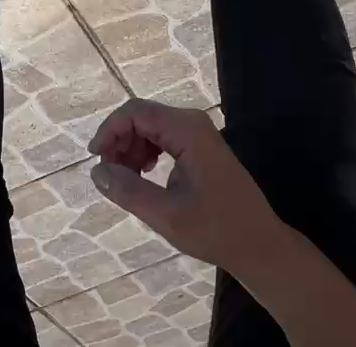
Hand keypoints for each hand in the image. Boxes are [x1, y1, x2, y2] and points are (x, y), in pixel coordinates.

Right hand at [88, 98, 284, 270]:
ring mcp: (198, 133)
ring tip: (124, 179)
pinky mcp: (200, 146)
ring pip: (151, 126)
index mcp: (187, 130)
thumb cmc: (215, 229)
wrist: (259, 244)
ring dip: (131, 148)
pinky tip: (143, 175)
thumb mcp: (166, 216)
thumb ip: (128, 190)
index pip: (136, 112)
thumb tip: (97, 171)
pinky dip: (146, 152)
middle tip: (109, 175)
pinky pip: (163, 137)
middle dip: (120, 141)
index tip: (96, 159)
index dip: (110, 130)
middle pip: (142, 116)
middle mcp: (192, 122)